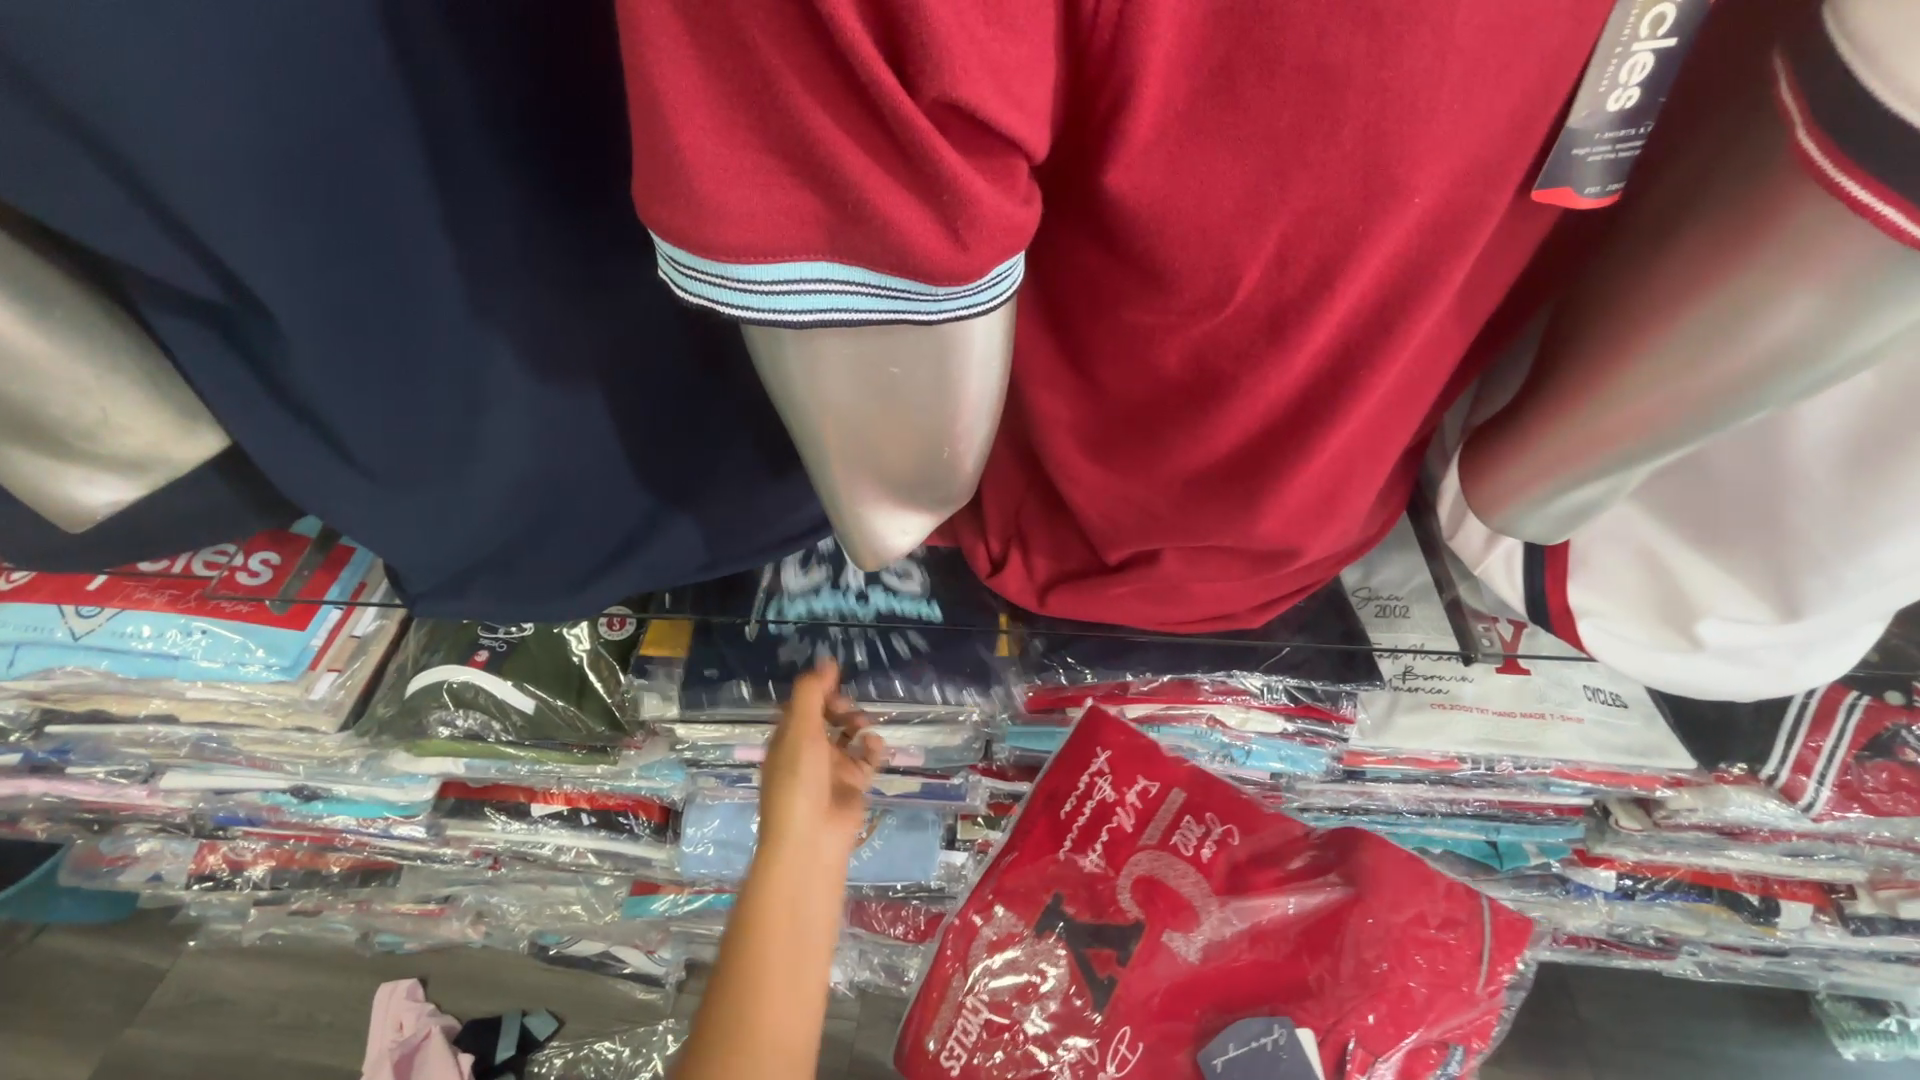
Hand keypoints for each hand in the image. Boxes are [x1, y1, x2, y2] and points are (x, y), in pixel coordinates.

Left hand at [756, 659, 887, 872]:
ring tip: (863, 728)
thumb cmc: (799, 780)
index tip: (837, 679)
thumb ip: (812, 693)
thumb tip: (827, 661)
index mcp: (787, 738)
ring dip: (858, 726)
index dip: (820, 691)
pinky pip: (867, 758)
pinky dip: (872, 749)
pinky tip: (874, 747)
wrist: (811, 838)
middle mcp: (808, 752)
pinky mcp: (853, 785)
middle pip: (827, 718)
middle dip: (841, 708)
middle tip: (849, 711)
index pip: (804, 705)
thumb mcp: (799, 730)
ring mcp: (831, 769)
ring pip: (849, 736)